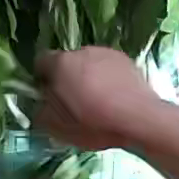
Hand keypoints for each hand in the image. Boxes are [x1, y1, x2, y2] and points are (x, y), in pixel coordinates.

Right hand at [34, 48, 171, 149]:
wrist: (139, 119)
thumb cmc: (92, 123)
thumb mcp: (56, 127)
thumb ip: (40, 112)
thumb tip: (39, 105)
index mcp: (61, 63)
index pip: (40, 62)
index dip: (40, 79)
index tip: (46, 97)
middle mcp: (82, 50)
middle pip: (66, 62)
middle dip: (65, 78)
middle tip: (71, 103)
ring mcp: (106, 53)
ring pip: (88, 63)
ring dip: (86, 77)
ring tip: (96, 102)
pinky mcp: (126, 60)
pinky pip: (107, 68)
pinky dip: (106, 78)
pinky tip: (113, 98)